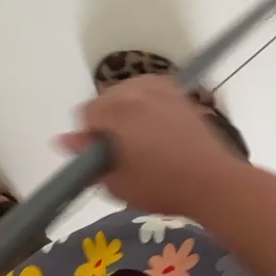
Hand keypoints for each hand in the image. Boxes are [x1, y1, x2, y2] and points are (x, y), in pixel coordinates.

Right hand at [58, 75, 247, 215]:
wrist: (213, 181)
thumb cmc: (161, 186)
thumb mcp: (116, 182)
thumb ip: (87, 159)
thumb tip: (63, 141)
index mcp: (117, 110)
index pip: (85, 113)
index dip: (89, 137)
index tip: (102, 157)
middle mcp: (138, 91)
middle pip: (106, 98)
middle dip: (107, 120)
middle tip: (121, 152)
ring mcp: (162, 89)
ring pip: (129, 92)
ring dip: (127, 111)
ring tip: (140, 141)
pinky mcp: (181, 95)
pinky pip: (152, 91)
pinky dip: (147, 103)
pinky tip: (156, 127)